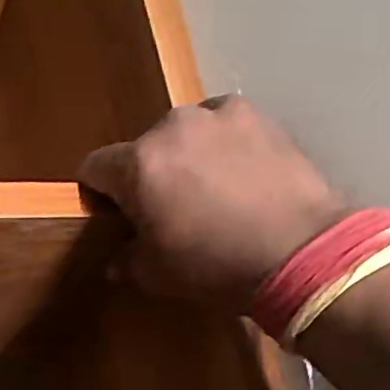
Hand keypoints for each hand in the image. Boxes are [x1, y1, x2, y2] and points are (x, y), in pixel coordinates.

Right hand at [78, 96, 345, 312]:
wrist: (296, 251)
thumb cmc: (211, 264)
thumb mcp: (153, 274)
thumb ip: (125, 259)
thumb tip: (118, 259)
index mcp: (137, 163)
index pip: (93, 167)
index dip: (97, 194)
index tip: (112, 217)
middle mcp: (172, 126)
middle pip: (140, 148)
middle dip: (145, 175)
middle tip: (164, 210)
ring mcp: (219, 115)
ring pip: (183, 134)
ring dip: (183, 158)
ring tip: (205, 192)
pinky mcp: (259, 116)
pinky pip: (222, 128)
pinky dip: (220, 148)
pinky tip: (236, 179)